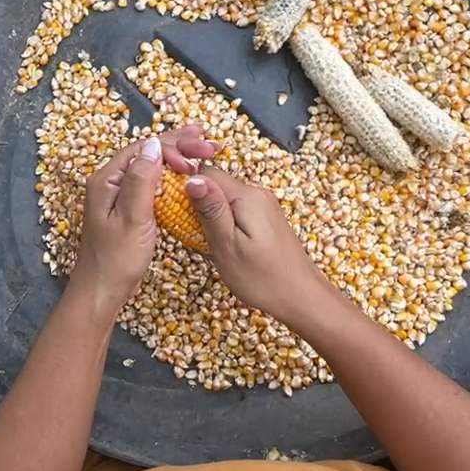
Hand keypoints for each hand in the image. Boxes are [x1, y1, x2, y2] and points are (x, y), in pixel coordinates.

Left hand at [70, 127, 220, 311]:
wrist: (101, 292)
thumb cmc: (116, 260)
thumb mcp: (132, 218)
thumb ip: (142, 180)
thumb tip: (154, 144)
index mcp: (106, 180)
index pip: (143, 148)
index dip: (173, 145)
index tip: (200, 151)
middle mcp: (110, 183)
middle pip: (147, 153)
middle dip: (179, 145)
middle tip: (209, 143)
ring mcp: (119, 196)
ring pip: (151, 167)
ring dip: (177, 157)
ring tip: (202, 149)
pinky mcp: (128, 210)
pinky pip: (151, 184)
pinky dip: (171, 176)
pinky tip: (186, 175)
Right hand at [184, 165, 335, 324]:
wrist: (302, 298)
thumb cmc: (262, 278)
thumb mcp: (227, 246)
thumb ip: (210, 210)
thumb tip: (191, 178)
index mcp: (246, 196)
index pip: (205, 172)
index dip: (183, 184)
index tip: (167, 203)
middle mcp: (257, 194)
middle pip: (215, 184)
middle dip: (194, 202)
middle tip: (181, 228)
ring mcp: (263, 206)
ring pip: (224, 199)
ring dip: (207, 214)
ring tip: (198, 239)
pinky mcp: (265, 219)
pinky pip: (235, 211)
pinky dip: (222, 222)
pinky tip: (217, 243)